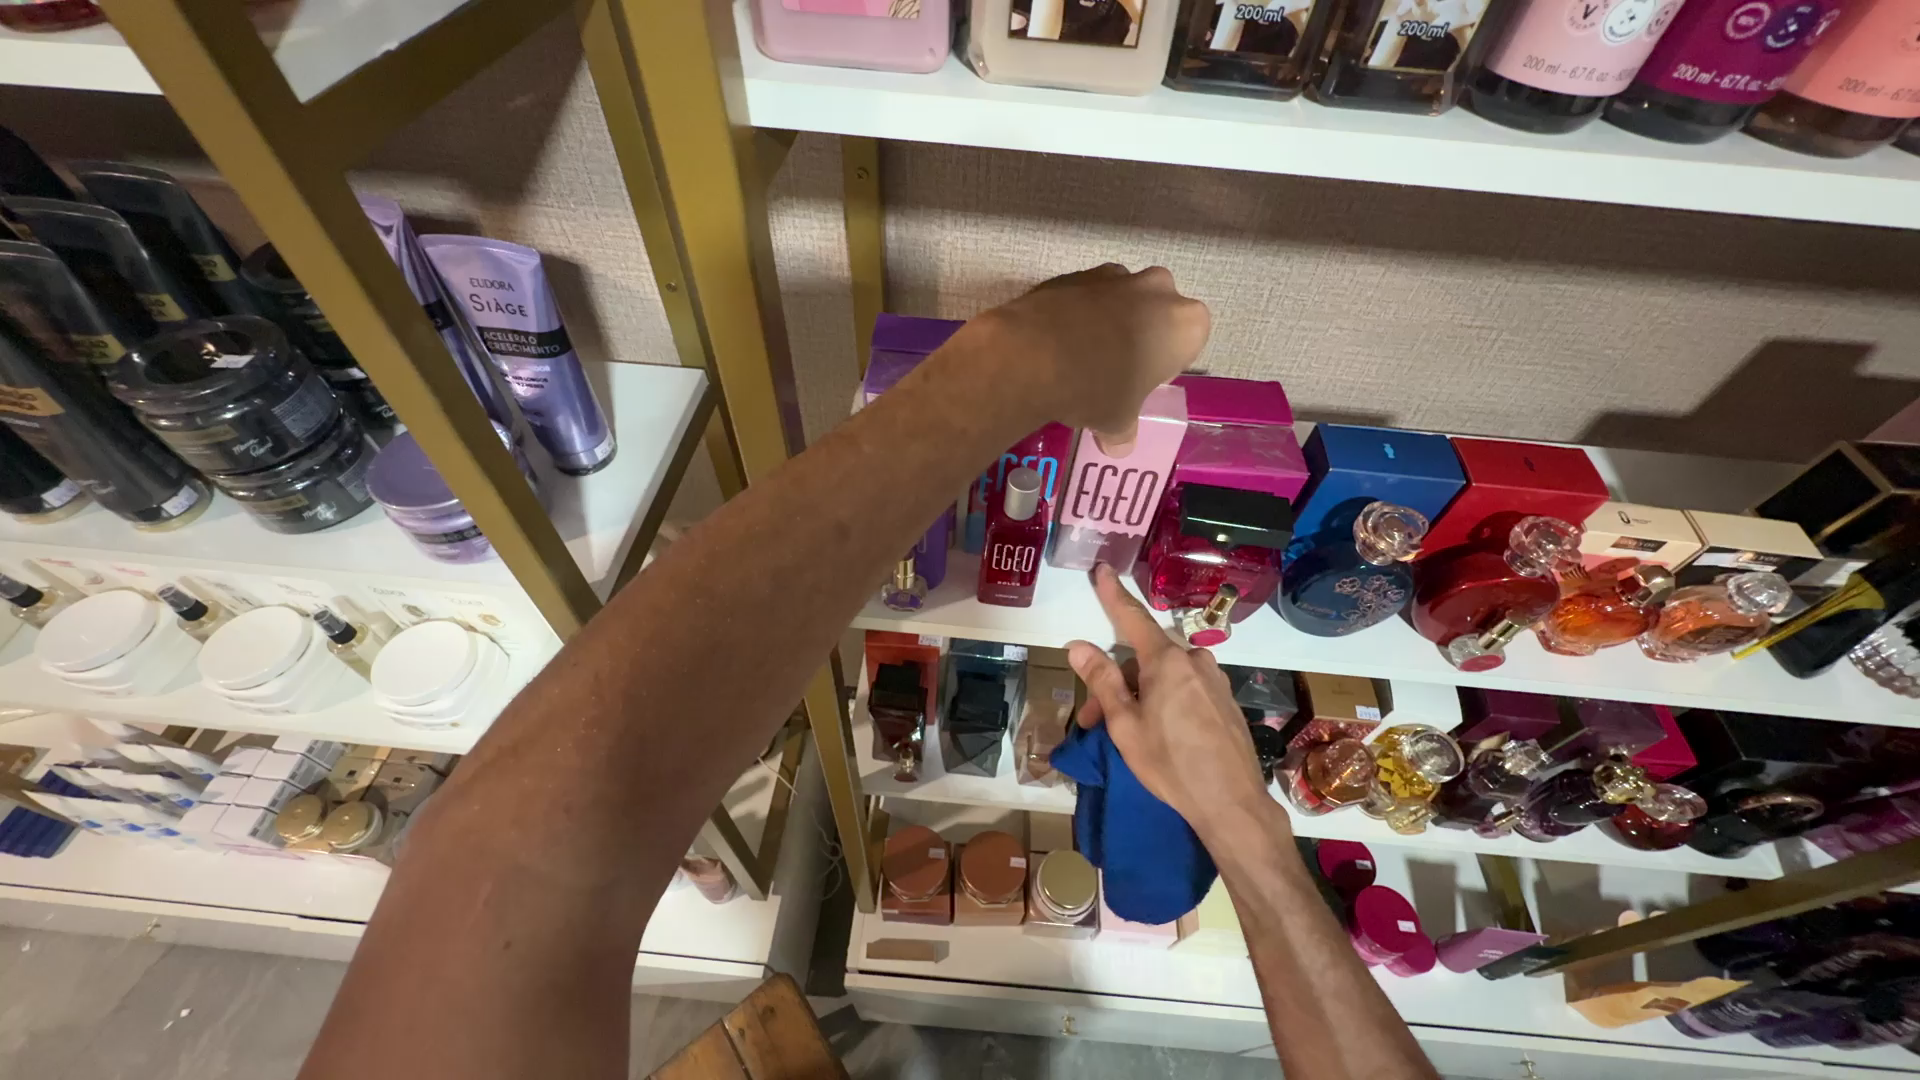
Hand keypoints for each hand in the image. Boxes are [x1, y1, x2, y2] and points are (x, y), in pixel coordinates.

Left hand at [968, 264, 1210, 451]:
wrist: (1035, 356)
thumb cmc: (1096, 389)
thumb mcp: (1117, 421)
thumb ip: (1124, 432)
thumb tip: (1118, 448)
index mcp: (1186, 322)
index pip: (1187, 343)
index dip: (1163, 364)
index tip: (1140, 382)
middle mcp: (1157, 288)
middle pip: (1156, 313)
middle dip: (1139, 335)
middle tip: (1113, 369)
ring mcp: (1113, 274)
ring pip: (1119, 300)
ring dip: (1106, 321)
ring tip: (1079, 357)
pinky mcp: (1073, 273)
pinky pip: (1083, 297)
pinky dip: (1074, 314)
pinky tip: (1056, 343)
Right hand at [1065, 565, 1277, 838]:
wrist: (1232, 803)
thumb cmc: (1171, 764)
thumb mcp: (1126, 725)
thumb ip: (1102, 681)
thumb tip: (1078, 646)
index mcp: (1167, 661)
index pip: (1133, 617)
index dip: (1113, 594)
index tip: (1102, 569)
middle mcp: (1194, 660)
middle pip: (1144, 659)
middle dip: (1116, 684)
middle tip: (1092, 721)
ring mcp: (1214, 679)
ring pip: (1164, 676)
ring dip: (1139, 696)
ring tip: (1123, 733)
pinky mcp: (1225, 700)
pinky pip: (1185, 689)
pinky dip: (1163, 702)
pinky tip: (1158, 733)